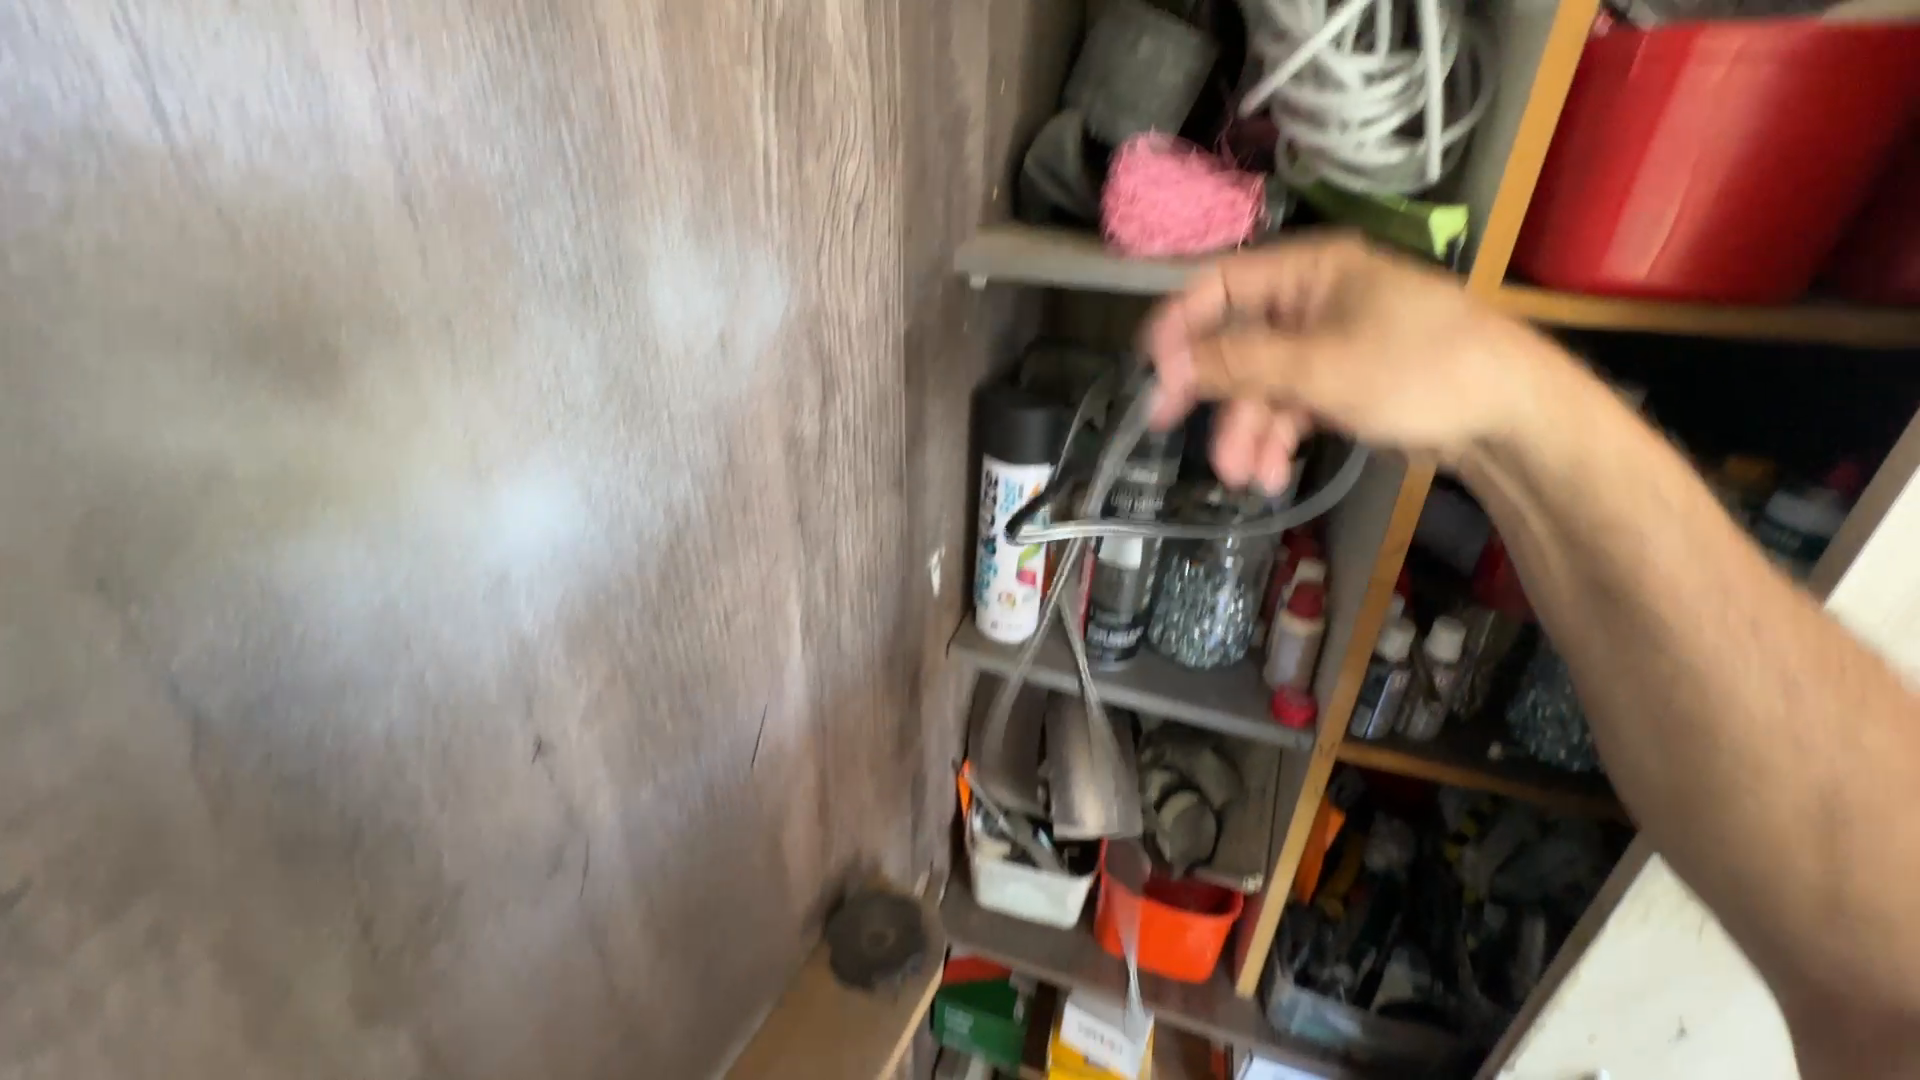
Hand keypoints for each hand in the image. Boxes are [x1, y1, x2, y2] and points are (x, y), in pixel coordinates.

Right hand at [1140, 233, 1543, 489]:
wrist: (1509, 416)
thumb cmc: (1418, 369)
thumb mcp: (1318, 367)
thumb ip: (1236, 363)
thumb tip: (1166, 364)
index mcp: (1310, 271)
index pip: (1221, 285)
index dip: (1179, 324)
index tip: (1151, 368)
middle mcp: (1312, 301)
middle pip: (1236, 345)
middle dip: (1217, 398)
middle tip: (1172, 429)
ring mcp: (1326, 344)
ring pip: (1260, 385)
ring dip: (1247, 431)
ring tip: (1246, 477)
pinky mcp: (1339, 381)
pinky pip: (1289, 406)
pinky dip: (1277, 439)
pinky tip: (1272, 474)